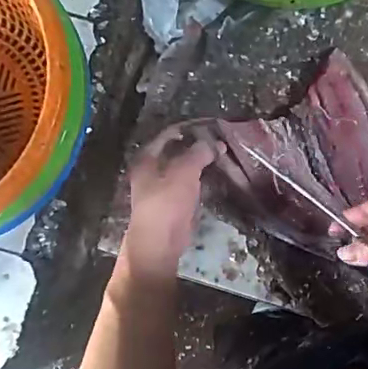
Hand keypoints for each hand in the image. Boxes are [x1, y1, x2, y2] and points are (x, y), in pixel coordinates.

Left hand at [120, 123, 218, 278]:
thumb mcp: (184, 171)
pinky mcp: (173, 204)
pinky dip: (200, 180)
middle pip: (175, 152)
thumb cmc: (167, 202)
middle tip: (218, 142)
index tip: (209, 127)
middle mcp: (151, 171)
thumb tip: (215, 143)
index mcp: (147, 159)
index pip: (167, 135)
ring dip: (200, 164)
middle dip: (196, 147)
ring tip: (220, 157)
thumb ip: (199, 153)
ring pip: (183, 169)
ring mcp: (161, 189)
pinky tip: (215, 178)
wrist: (160, 241)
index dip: (188, 130)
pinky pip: (188, 186)